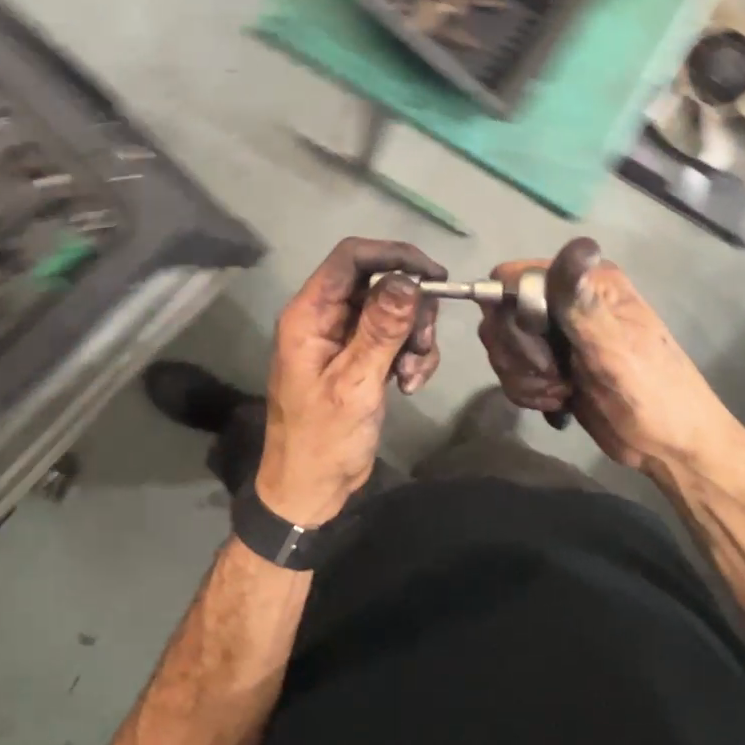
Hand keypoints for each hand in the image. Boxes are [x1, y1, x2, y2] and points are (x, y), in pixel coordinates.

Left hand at [258, 238, 445, 524]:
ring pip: (394, 310)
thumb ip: (381, 329)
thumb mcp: (355, 384)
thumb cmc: (322, 439)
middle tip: (423, 344)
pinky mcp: (360, 356)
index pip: (351, 257)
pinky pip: (395, 337)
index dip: (394, 255)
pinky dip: (411, 355)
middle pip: (379, 282)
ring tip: (413, 375)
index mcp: (310, 314)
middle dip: (411, 310)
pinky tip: (409, 385)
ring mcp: (344, 336)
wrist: (311, 489)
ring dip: (414, 338)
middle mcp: (325, 316)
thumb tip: (408, 279)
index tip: (435, 276)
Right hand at [479, 238, 722, 473]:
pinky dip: (525, 390)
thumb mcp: (615, 348)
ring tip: (560, 392)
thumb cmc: (653, 393)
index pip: (514, 278)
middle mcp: (566, 299)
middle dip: (517, 352)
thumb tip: (579, 243)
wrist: (670, 446)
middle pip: (500, 313)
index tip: (540, 346)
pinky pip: (510, 369)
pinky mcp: (549, 364)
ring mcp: (556, 333)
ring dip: (521, 375)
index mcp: (586, 281)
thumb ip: (581, 302)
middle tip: (553, 375)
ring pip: (501, 344)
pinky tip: (557, 403)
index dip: (513, 313)